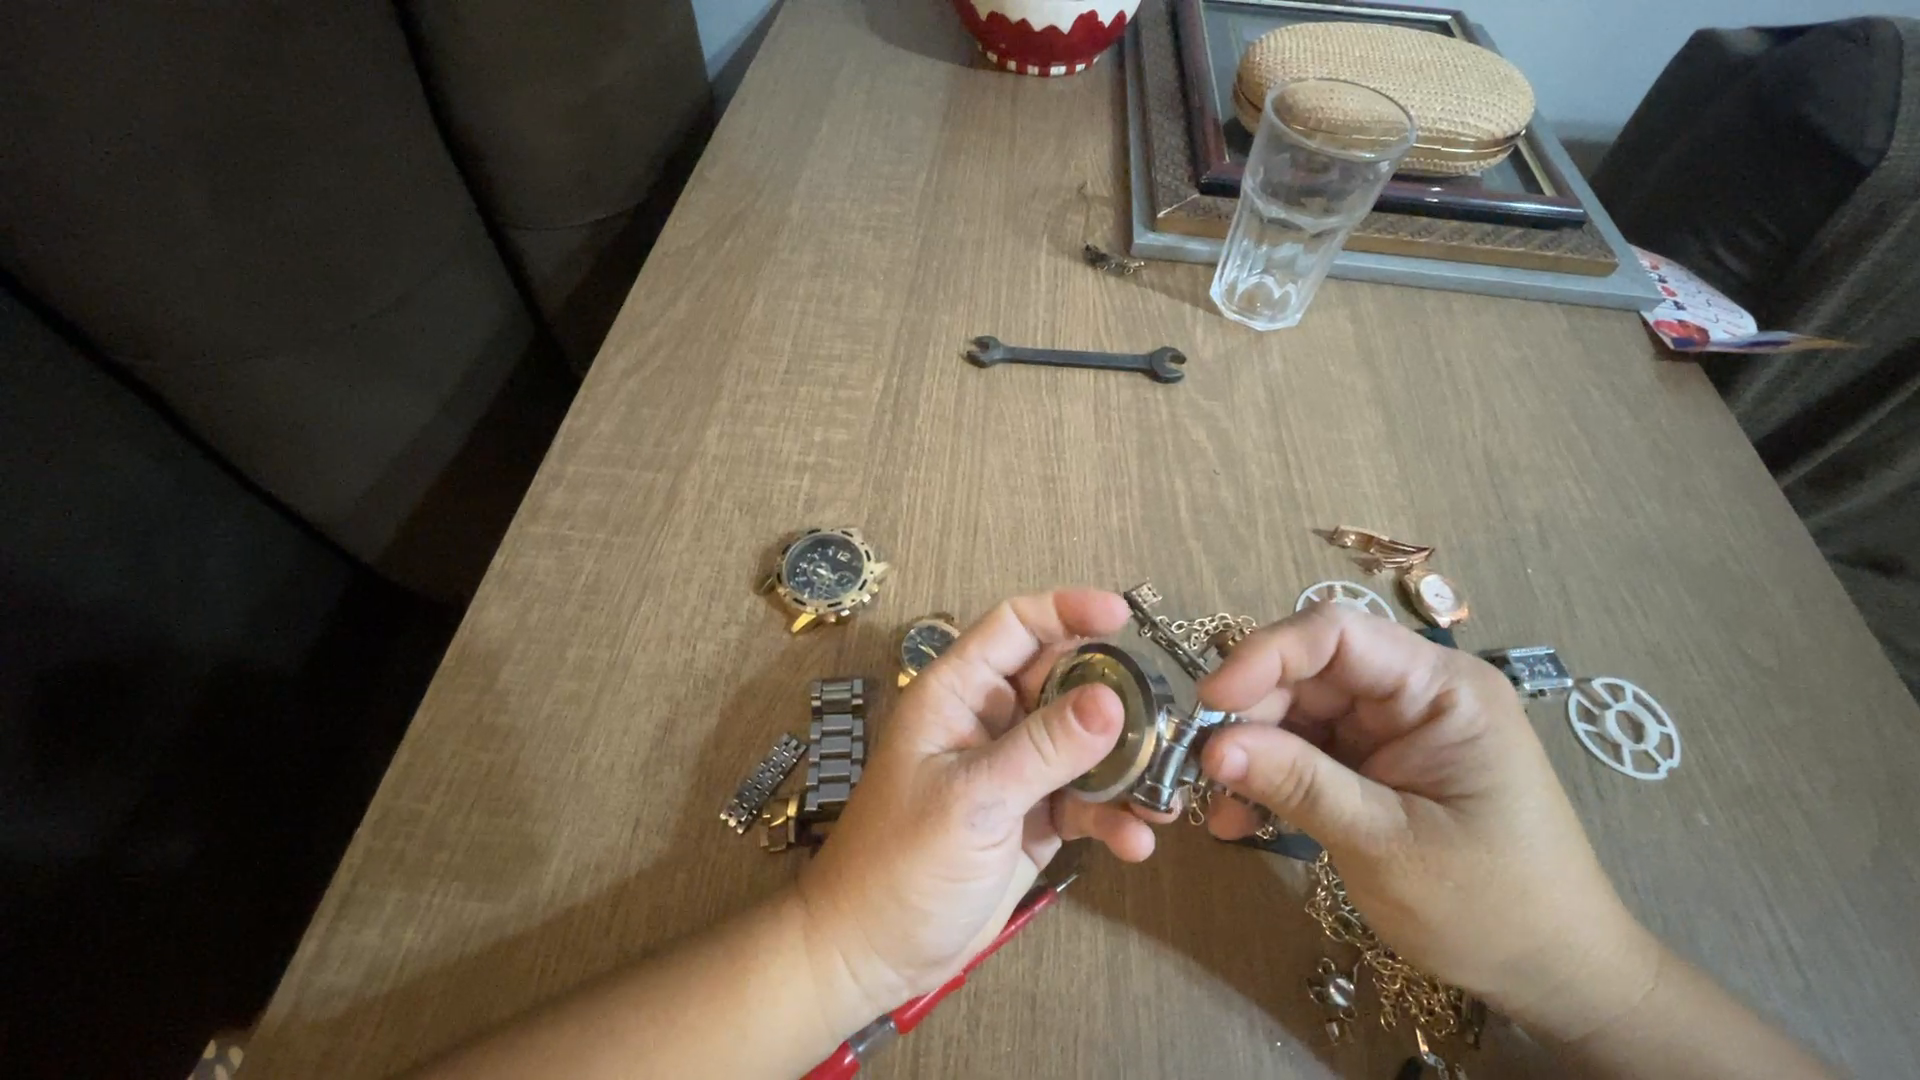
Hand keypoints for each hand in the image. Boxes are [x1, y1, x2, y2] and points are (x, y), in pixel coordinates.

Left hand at [794, 588, 1158, 1019]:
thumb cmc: (901, 863)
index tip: (1122, 615)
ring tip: (1163, 792)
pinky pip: (1081, 798)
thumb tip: (1113, 699)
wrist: (874, 952)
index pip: (1014, 626)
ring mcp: (1013, 770)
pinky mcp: (1031, 816)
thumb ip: (1044, 748)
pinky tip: (1134, 840)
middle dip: (1113, 697)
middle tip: (1162, 719)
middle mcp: (989, 721)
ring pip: (1081, 743)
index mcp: (957, 694)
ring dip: (1123, 765)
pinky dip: (1110, 815)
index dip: (1065, 610)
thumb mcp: (974, 799)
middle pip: (1061, 682)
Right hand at [1196, 604, 1659, 1038]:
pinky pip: (1300, 751)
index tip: (1210, 701)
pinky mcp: (1368, 762)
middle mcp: (1411, 693)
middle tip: (1202, 767)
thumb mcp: (1388, 844)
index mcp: (1440, 689)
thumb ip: (1299, 784)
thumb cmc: (1493, 907)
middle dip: (1248, 715)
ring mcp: (1387, 728)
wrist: (1554, 978)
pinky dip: (1265, 781)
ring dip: (1247, 754)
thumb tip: (1210, 746)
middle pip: (1303, 672)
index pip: (1336, 633)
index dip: (1265, 655)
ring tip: (1217, 806)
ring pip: (1291, 712)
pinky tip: (1239, 822)